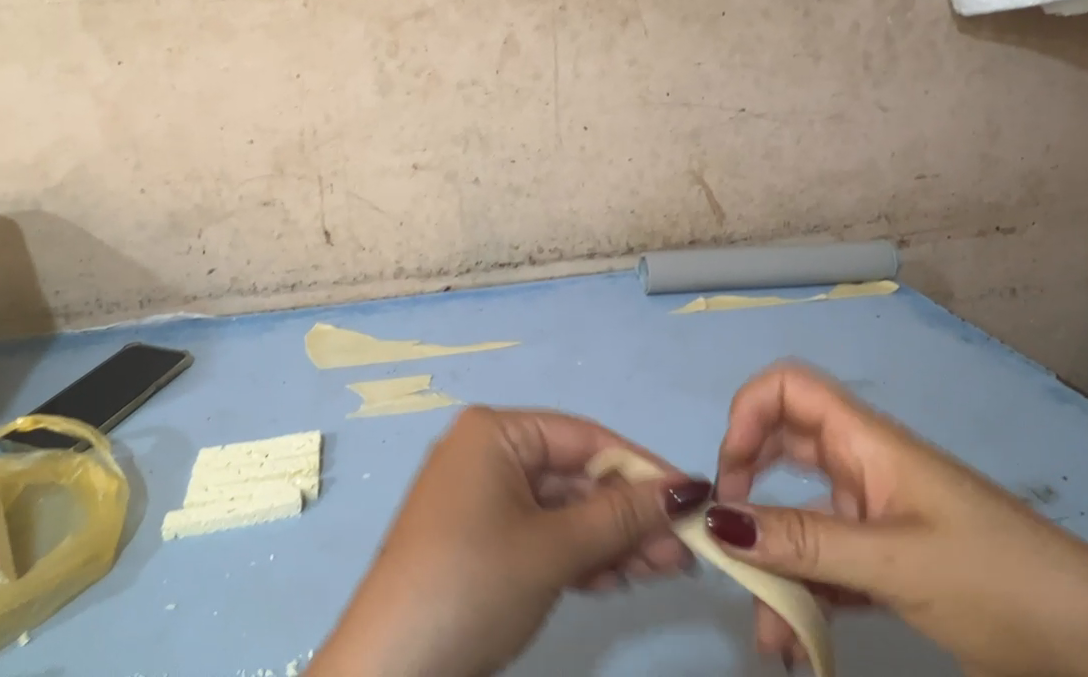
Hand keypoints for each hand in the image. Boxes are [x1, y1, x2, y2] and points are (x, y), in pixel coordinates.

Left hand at [313, 406, 711, 676]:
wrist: (392, 667)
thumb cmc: (474, 583)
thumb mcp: (554, 548)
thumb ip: (622, 516)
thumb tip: (689, 488)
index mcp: (495, 433)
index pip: (585, 438)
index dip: (642, 469)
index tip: (696, 500)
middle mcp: (487, 454)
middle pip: (576, 476)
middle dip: (630, 514)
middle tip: (685, 553)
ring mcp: (481, 499)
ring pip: (564, 510)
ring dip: (612, 540)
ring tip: (663, 572)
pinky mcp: (481, 541)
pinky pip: (543, 535)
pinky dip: (580, 556)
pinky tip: (615, 580)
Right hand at [708, 363, 1087, 676]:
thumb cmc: (1001, 582)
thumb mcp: (894, 563)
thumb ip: (803, 542)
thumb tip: (716, 522)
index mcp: (870, 444)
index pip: (790, 391)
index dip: (746, 415)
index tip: (729, 479)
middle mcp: (867, 469)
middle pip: (785, 452)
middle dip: (747, 494)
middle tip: (727, 544)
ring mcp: (881, 517)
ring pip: (803, 519)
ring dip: (775, 564)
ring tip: (767, 631)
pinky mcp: (895, 563)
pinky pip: (830, 564)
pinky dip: (807, 595)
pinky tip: (797, 642)